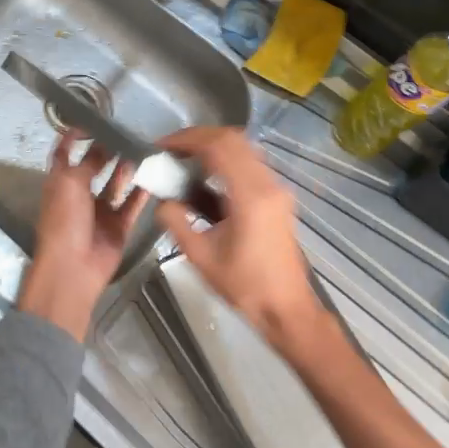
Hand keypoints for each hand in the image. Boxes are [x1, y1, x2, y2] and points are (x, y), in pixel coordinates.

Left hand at [16, 130, 149, 341]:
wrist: (73, 267)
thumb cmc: (64, 220)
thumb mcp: (70, 183)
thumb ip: (88, 163)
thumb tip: (102, 146)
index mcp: (60, 182)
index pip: (65, 153)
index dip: (74, 137)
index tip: (92, 120)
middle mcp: (78, 194)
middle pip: (94, 167)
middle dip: (108, 152)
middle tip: (130, 134)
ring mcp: (99, 212)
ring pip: (115, 185)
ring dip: (127, 170)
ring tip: (144, 152)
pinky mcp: (118, 227)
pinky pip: (131, 206)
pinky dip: (142, 194)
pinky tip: (154, 178)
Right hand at [153, 127, 330, 351]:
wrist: (286, 309)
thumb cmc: (244, 286)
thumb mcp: (200, 256)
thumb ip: (176, 222)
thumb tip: (162, 201)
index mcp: (250, 196)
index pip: (217, 146)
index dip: (186, 139)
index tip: (162, 146)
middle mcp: (267, 184)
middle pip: (232, 139)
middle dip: (198, 137)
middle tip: (171, 149)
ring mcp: (276, 190)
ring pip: (244, 148)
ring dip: (213, 147)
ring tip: (185, 161)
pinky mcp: (277, 198)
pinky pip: (250, 163)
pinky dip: (226, 160)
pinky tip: (206, 179)